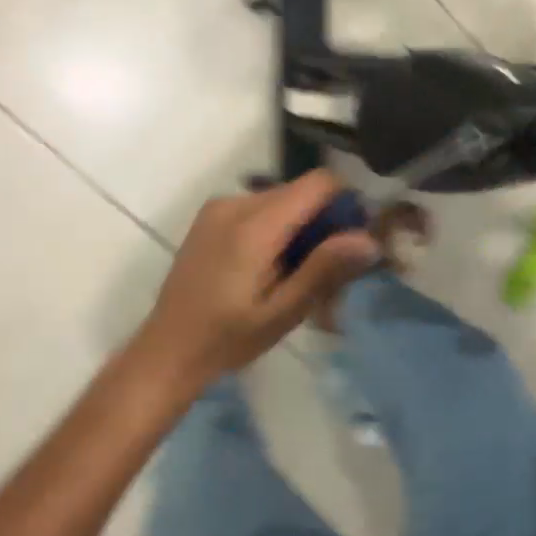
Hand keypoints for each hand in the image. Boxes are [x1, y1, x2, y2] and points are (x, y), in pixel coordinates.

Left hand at [133, 170, 376, 387]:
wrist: (166, 352)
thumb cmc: (228, 339)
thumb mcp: (283, 312)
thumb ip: (324, 269)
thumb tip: (369, 239)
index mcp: (254, 225)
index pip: (319, 183)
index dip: (345, 204)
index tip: (351, 242)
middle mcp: (236, 203)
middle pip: (303, 192)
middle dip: (324, 224)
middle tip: (326, 273)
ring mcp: (220, 207)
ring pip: (284, 199)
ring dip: (301, 228)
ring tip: (296, 275)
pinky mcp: (212, 216)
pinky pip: (262, 208)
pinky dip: (278, 229)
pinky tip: (271, 268)